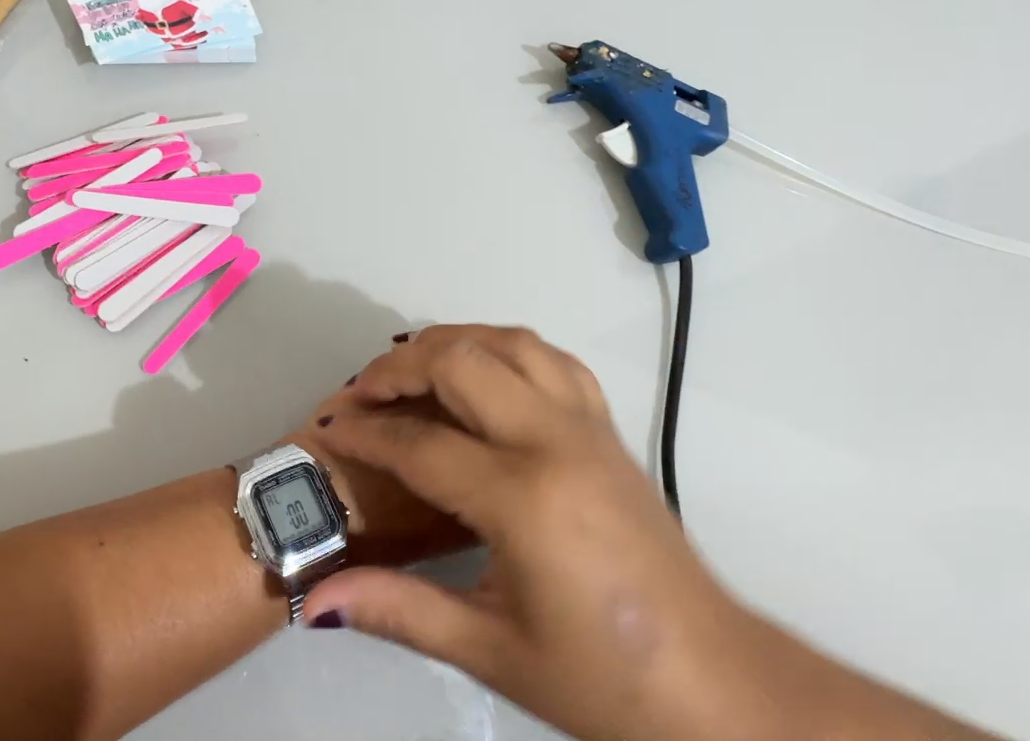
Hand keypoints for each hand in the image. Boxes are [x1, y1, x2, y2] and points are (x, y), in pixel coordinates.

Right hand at [299, 325, 767, 740]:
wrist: (718, 686)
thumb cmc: (602, 678)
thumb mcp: (491, 650)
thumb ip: (398, 609)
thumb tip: (311, 600)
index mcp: (524, 499)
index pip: (419, 443)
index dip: (363, 434)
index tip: (325, 433)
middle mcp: (555, 444)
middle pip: (460, 363)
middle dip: (397, 369)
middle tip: (361, 397)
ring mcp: (589, 429)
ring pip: (510, 343)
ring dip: (451, 343)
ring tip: (411, 372)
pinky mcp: (609, 431)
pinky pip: (552, 361)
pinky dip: (505, 351)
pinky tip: (482, 378)